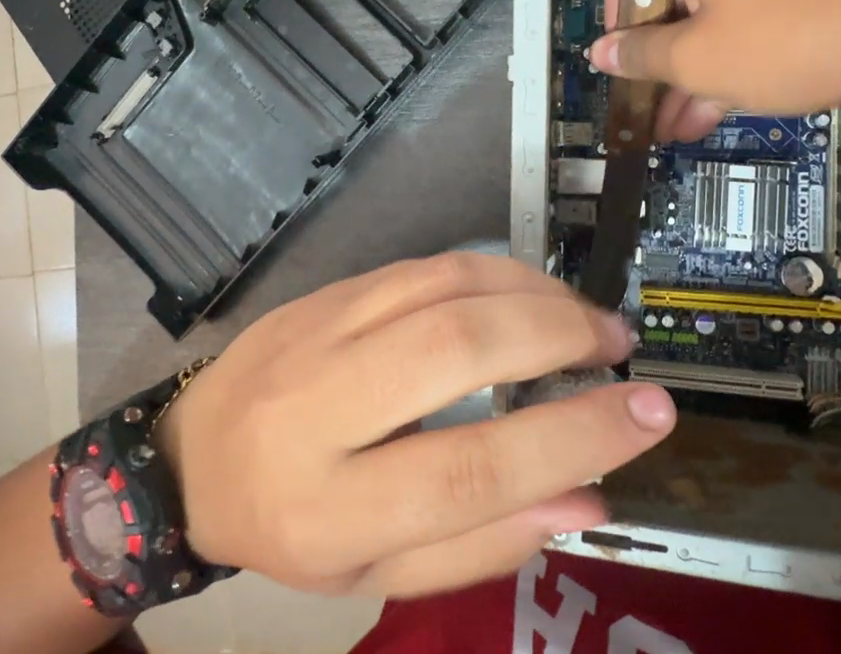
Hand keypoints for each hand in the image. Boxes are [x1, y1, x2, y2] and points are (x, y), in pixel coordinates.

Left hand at [154, 253, 675, 598]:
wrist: (190, 456)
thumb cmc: (291, 528)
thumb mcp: (376, 573)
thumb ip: (481, 545)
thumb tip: (584, 499)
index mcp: (328, 509)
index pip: (468, 468)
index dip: (573, 438)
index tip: (649, 414)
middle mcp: (316, 408)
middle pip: (452, 349)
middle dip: (555, 335)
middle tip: (616, 348)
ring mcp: (314, 334)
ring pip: (439, 287)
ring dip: (531, 292)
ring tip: (584, 319)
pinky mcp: (322, 293)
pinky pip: (420, 266)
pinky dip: (491, 271)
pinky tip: (528, 292)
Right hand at [587, 0, 840, 138]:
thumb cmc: (795, 35)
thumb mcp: (702, 60)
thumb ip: (642, 57)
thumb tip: (602, 52)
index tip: (621, 48)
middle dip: (660, 45)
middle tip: (655, 98)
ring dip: (700, 55)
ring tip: (690, 121)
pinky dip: (742, 38)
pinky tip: (738, 96)